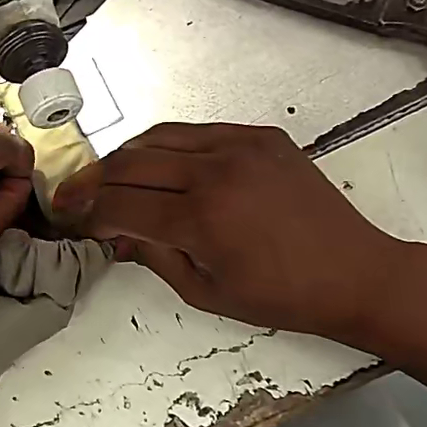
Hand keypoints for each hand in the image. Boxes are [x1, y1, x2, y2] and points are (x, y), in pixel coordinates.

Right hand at [53, 123, 426, 344]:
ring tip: (116, 181)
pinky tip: (165, 168)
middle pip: (128, 162)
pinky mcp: (261, 136)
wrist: (353, 271)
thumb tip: (117, 234)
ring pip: (159, 137)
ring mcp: (241, 146)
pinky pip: (198, 131)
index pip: (118, 205)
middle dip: (94, 181)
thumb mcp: (206, 292)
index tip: (73, 219)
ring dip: (128, 159)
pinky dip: (170, 147)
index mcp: (201, 219)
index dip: (86, 213)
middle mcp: (217, 171)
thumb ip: (153, 256)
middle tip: (80, 197)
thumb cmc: (285, 295)